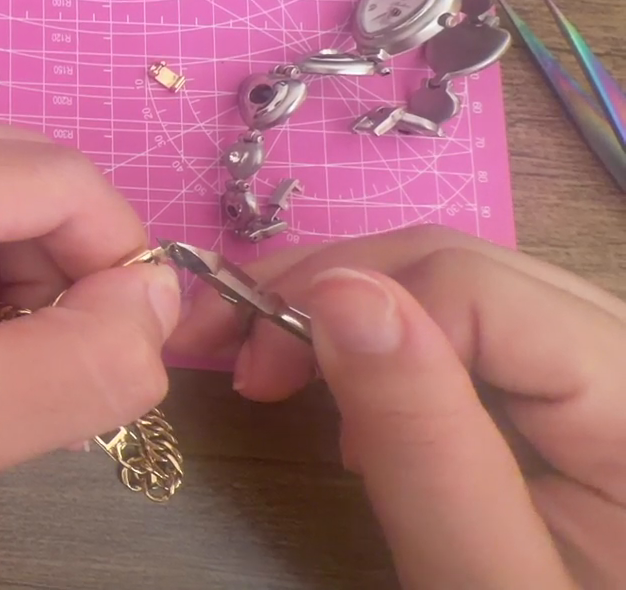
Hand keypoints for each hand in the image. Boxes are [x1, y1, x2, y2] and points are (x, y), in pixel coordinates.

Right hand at [171, 226, 625, 588]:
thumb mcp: (480, 574)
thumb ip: (421, 434)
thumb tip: (337, 287)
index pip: (474, 287)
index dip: (342, 305)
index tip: (253, 374)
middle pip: (455, 263)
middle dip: (318, 290)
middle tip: (234, 351)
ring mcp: (616, 371)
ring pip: (448, 276)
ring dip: (333, 304)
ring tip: (271, 364)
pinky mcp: (579, 384)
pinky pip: (460, 312)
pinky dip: (373, 330)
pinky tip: (344, 383)